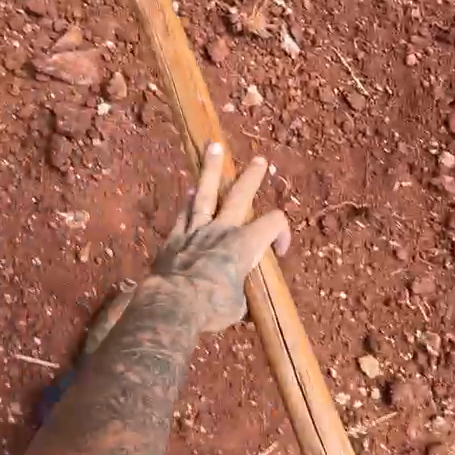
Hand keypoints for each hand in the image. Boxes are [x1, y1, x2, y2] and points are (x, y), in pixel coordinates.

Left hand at [147, 142, 291, 332]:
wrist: (172, 303)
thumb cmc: (211, 307)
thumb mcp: (237, 305)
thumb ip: (239, 293)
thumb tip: (236, 299)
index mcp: (244, 244)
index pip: (273, 223)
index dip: (282, 232)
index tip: (278, 250)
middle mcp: (222, 230)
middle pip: (239, 195)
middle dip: (251, 177)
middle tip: (259, 161)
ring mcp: (196, 230)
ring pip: (206, 193)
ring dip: (211, 170)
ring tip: (214, 147)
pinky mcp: (174, 238)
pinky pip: (183, 214)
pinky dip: (187, 202)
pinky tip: (188, 191)